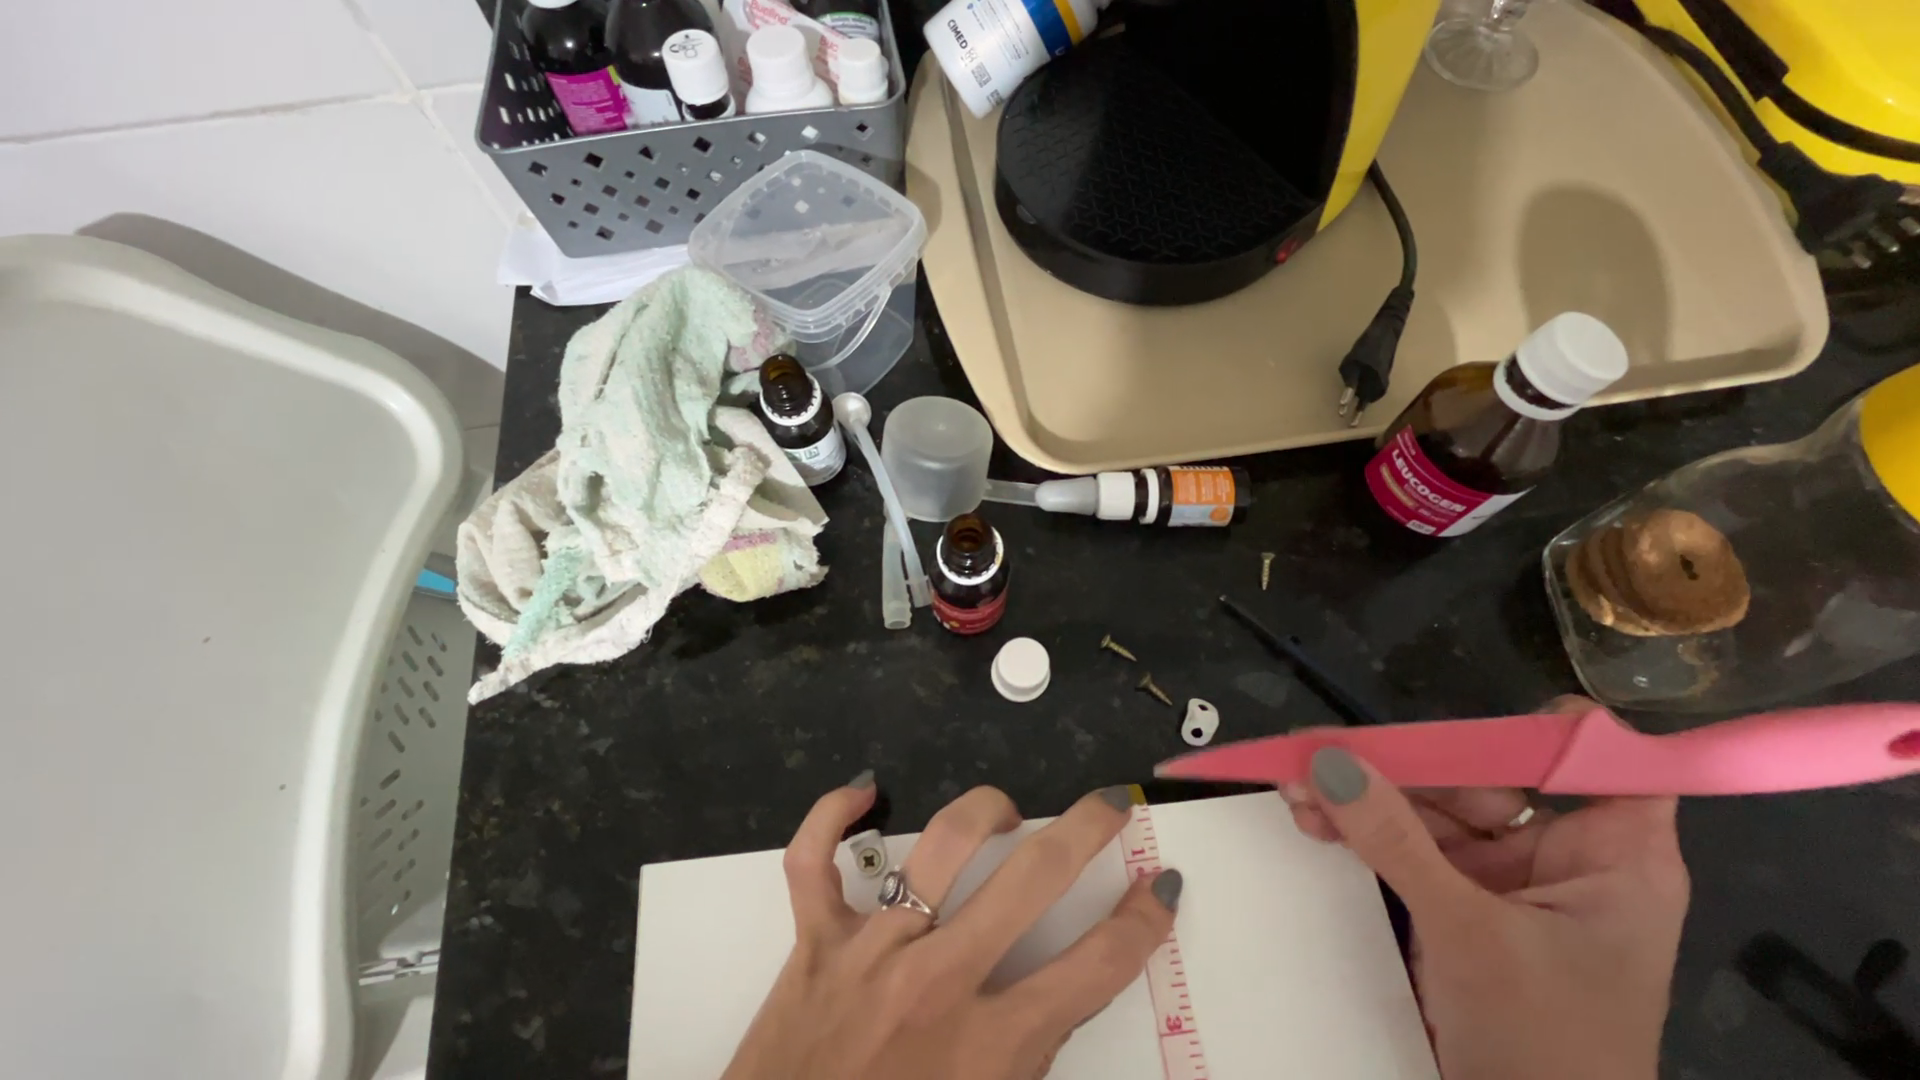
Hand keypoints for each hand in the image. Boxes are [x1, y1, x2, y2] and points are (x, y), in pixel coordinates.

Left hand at [724, 775, 1182, 1079]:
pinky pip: (812, 859)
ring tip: (1006, 810)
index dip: (1144, 922)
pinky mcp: (815, 939)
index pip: (1094, 965)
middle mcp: (938, 982)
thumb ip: (1032, 1054)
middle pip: (1033, 879)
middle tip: (1107, 804)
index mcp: (989, 1046)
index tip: (1160, 886)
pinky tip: (865, 790)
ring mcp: (872, 951)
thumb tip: (1062, 988)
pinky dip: (831, 815)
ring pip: (941, 846)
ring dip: (985, 810)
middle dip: (1086, 830)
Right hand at [1283, 697, 1689, 1079]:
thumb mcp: (1467, 933)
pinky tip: (1312, 819)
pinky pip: (1412, 849)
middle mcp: (1564, 857)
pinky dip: (1363, 833)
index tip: (1467, 719)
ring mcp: (1508, 882)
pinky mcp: (1462, 905)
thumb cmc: (1539, 1042)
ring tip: (1294, 785)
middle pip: (1486, 777)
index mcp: (1613, 857)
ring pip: (1435, 811)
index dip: (1549, 730)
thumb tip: (1327, 761)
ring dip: (1365, 799)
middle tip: (1321, 751)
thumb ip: (1396, 840)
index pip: (1604, 762)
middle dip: (1400, 766)